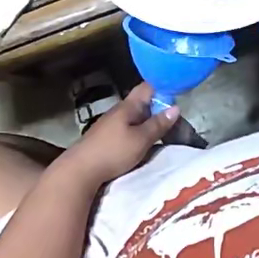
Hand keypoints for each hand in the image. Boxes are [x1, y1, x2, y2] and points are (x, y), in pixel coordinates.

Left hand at [48, 82, 178, 188]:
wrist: (80, 170)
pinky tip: (144, 141)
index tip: (178, 95)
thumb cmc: (113, 152)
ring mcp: (110, 123)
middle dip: (158, 107)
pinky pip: (127, 127)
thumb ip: (158, 124)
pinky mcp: (106, 136)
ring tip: (164, 131)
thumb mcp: (141, 140)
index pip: (147, 87)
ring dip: (148, 121)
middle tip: (176, 118)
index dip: (163, 88)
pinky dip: (139, 130)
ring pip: (134, 116)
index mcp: (128, 106)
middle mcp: (119, 110)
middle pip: (142, 102)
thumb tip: (175, 108)